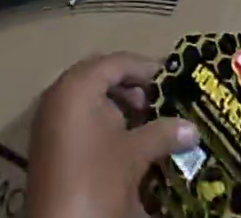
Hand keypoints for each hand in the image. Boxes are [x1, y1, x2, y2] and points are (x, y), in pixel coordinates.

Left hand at [28, 52, 198, 217]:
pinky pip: (79, 118)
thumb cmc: (96, 179)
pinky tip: (123, 142)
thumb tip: (192, 128)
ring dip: (119, 106)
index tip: (172, 77)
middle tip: (160, 101)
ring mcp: (50, 119)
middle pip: (101, 76)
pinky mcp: (48, 144)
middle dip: (132, 86)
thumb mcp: (134, 154)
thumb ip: (163, 133)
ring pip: (89, 98)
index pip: (116, 61)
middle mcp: (59, 93)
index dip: (145, 67)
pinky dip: (102, 122)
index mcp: (77, 84)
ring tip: (146, 123)